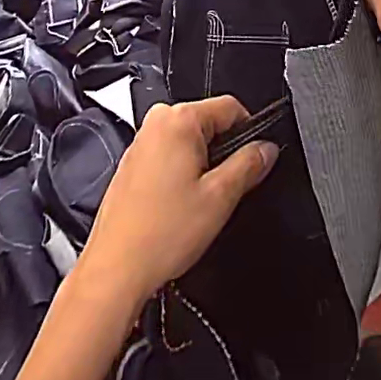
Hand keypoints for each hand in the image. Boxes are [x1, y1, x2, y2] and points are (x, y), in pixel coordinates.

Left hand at [76, 97, 278, 301]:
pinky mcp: (133, 165)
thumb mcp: (221, 197)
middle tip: (221, 191)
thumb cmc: (157, 236)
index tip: (253, 161)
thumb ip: (250, 164)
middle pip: (210, 124)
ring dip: (200, 167)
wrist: (115, 272)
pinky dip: (180, 177)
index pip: (231, 107)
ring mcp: (141, 144)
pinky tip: (177, 209)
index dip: (249, 134)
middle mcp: (156, 123)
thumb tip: (266, 149)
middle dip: (222, 153)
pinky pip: (170, 157)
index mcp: (178, 119)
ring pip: (190, 143)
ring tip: (195, 205)